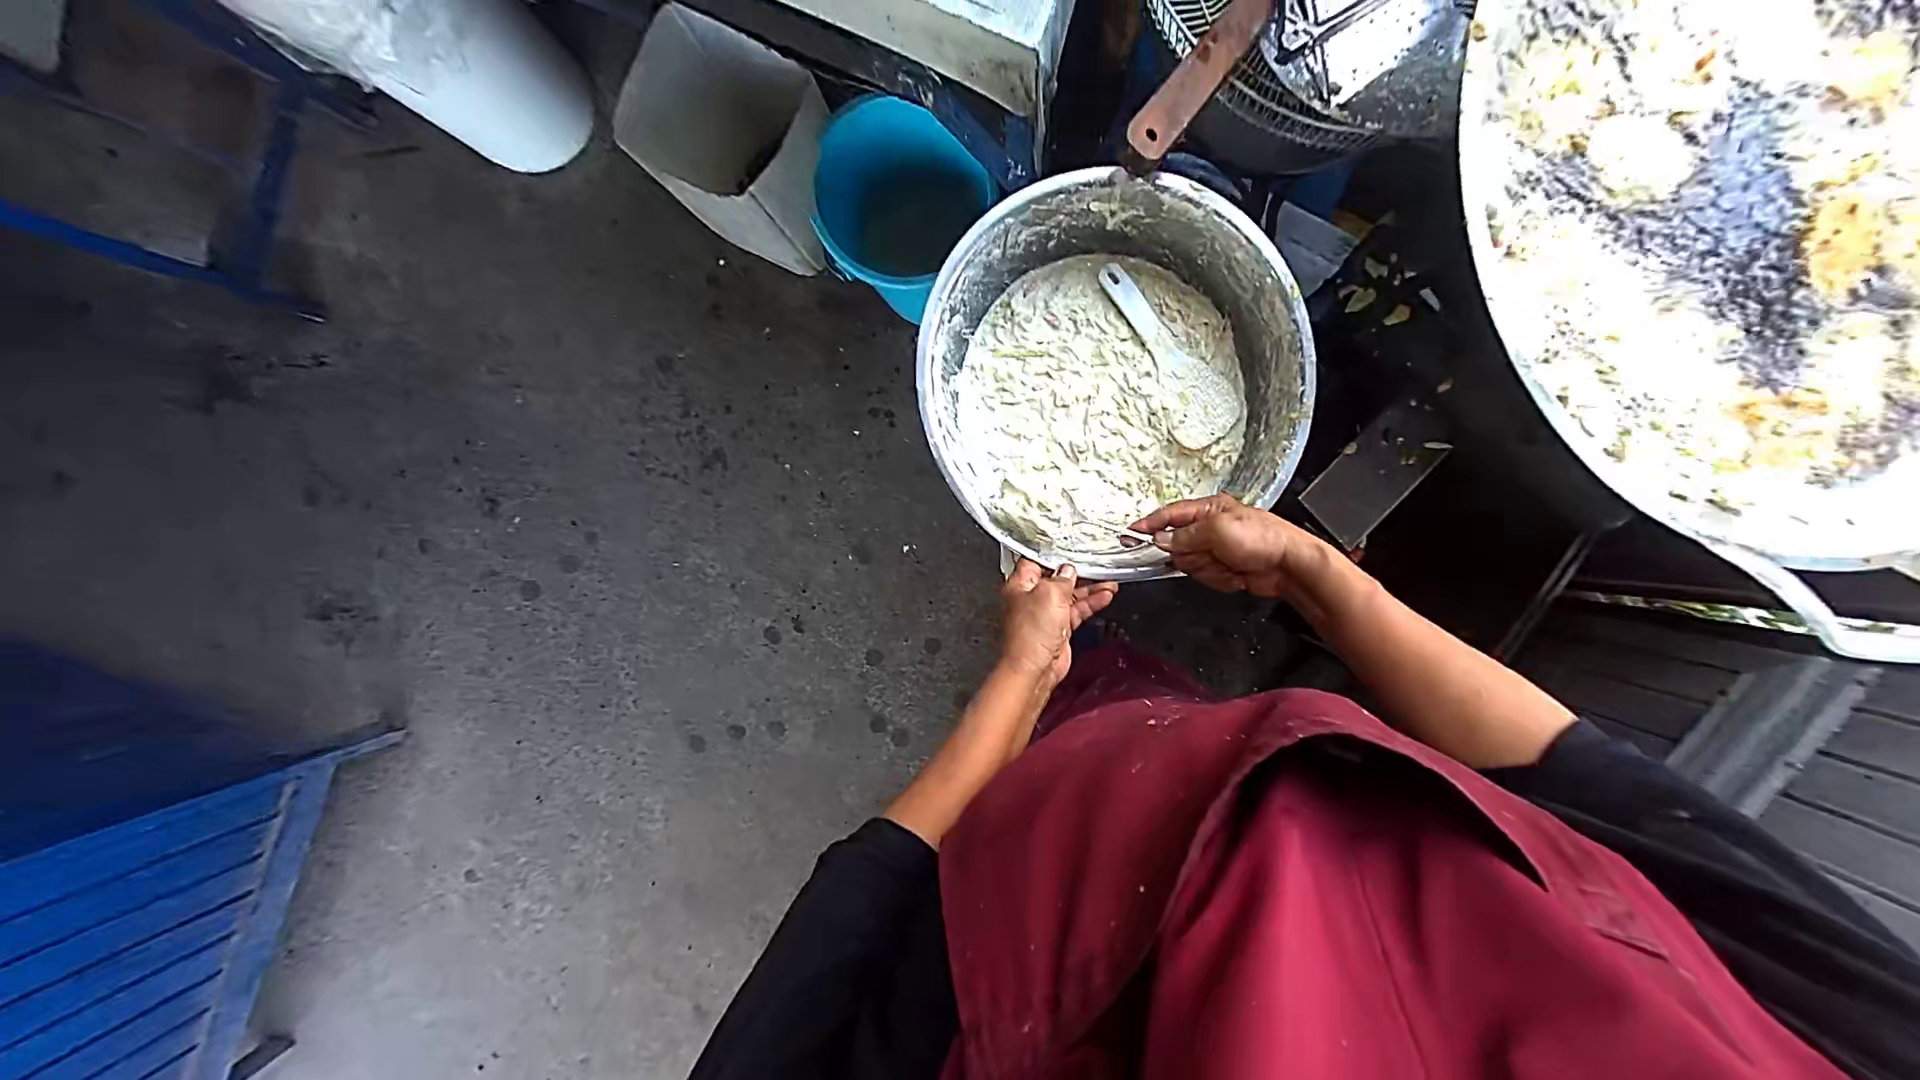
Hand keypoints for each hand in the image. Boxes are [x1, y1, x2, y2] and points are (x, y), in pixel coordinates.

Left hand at [999, 560, 1118, 686]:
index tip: (1072, 549)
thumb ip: (1061, 578)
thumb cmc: (1031, 635)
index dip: (1054, 555)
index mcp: (1019, 585)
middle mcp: (1030, 598)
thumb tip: (1068, 570)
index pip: (1036, 561)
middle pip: (1056, 578)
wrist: (1034, 669)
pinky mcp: (1058, 627)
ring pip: (1069, 595)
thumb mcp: (1049, 594)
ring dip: (1089, 587)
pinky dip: (1091, 603)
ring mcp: (1044, 613)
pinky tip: (1105, 596)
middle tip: (1096, 564)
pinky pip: (1076, 610)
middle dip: (1077, 572)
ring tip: (1109, 580)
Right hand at [1130, 494, 1321, 597]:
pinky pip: (1204, 576)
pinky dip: (1218, 579)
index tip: (1131, 533)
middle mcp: (1209, 527)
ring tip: (1229, 564)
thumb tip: (1161, 539)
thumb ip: (1183, 535)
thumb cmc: (1263, 538)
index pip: (1169, 515)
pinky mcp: (1223, 567)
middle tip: (1210, 554)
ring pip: (1189, 564)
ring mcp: (1216, 548)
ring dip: (1207, 568)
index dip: (1149, 525)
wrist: (1290, 566)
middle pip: (1176, 545)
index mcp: (1208, 509)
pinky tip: (1235, 573)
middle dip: (1191, 554)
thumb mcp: (1216, 530)